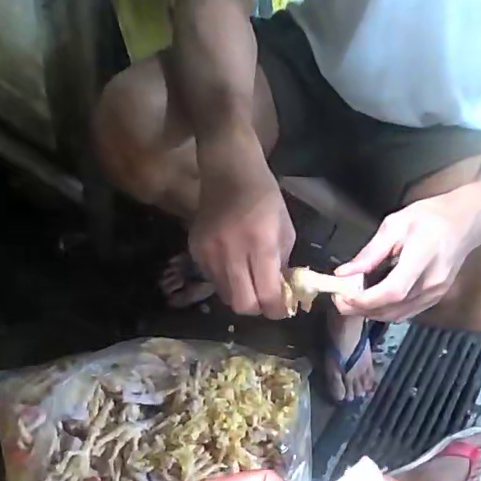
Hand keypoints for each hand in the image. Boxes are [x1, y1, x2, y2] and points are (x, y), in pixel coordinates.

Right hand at [189, 155, 294, 318]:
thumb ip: (283, 266)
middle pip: (242, 304)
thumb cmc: (265, 199)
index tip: (282, 309)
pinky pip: (212, 281)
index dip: (276, 310)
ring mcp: (209, 251)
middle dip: (258, 308)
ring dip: (242, 296)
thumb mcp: (286, 231)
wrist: (228, 170)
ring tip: (251, 283)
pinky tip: (235, 268)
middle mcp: (232, 251)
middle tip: (266, 300)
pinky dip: (227, 283)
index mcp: (260, 244)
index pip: (266, 295)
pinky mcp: (194, 250)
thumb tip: (281, 294)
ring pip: (225, 296)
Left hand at [334, 183, 480, 322]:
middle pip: (393, 309)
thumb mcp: (395, 224)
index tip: (342, 295)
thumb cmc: (431, 217)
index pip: (392, 291)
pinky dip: (386, 312)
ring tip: (352, 301)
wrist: (465, 223)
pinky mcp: (436, 299)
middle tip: (339, 300)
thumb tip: (345, 272)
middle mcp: (431, 283)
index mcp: (422, 258)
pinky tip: (372, 301)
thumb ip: (370, 252)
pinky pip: (407, 313)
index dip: (365, 299)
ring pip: (398, 315)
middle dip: (362, 310)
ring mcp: (436, 294)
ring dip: (372, 314)